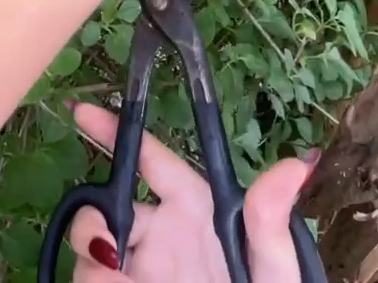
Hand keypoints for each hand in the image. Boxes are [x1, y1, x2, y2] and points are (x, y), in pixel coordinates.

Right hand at [65, 102, 316, 282]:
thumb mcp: (271, 272)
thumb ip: (269, 222)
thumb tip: (296, 163)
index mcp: (195, 211)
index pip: (150, 159)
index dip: (114, 130)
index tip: (81, 112)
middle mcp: (160, 235)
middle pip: (106, 206)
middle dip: (92, 219)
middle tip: (107, 247)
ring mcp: (138, 270)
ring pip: (91, 249)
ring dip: (94, 266)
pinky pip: (92, 281)